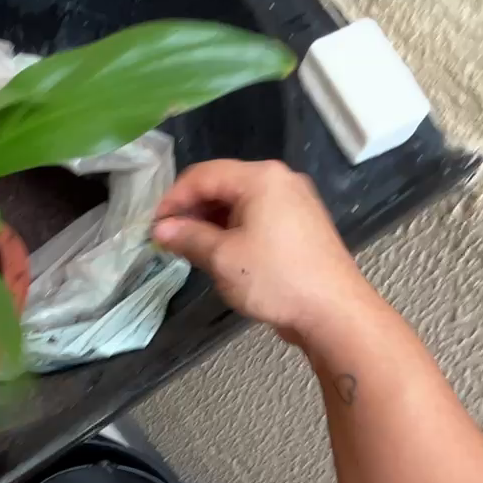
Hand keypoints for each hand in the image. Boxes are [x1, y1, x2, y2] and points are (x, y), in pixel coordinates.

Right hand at [152, 159, 381, 347]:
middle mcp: (278, 179)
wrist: (330, 307)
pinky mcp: (296, 222)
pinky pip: (253, 215)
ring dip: (207, 221)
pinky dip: (229, 228)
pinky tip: (217, 251)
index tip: (153, 228)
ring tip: (188, 249)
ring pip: (236, 201)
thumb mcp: (222, 258)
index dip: (172, 199)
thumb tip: (160, 229)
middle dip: (189, 210)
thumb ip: (188, 238)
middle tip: (167, 240)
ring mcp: (291, 200)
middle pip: (220, 184)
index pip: (202, 175)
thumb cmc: (273, 278)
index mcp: (259, 178)